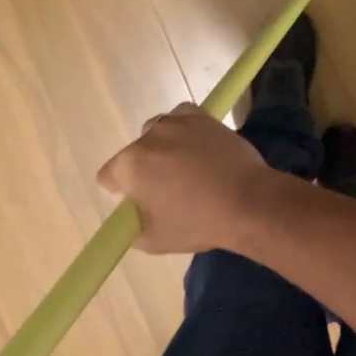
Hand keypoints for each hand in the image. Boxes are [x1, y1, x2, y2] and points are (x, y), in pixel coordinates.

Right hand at [96, 103, 275, 253]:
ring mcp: (179, 122)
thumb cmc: (197, 222)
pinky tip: (197, 146)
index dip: (121, 192)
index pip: (108, 176)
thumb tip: (131, 210)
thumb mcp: (151, 239)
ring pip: (158, 132)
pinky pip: (183, 116)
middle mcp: (151, 136)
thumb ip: (130, 223)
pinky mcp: (204, 117)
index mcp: (131, 164)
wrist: (247, 200)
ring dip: (164, 147)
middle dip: (145, 168)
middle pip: (135, 152)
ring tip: (186, 167)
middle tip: (168, 188)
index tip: (141, 203)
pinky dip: (184, 128)